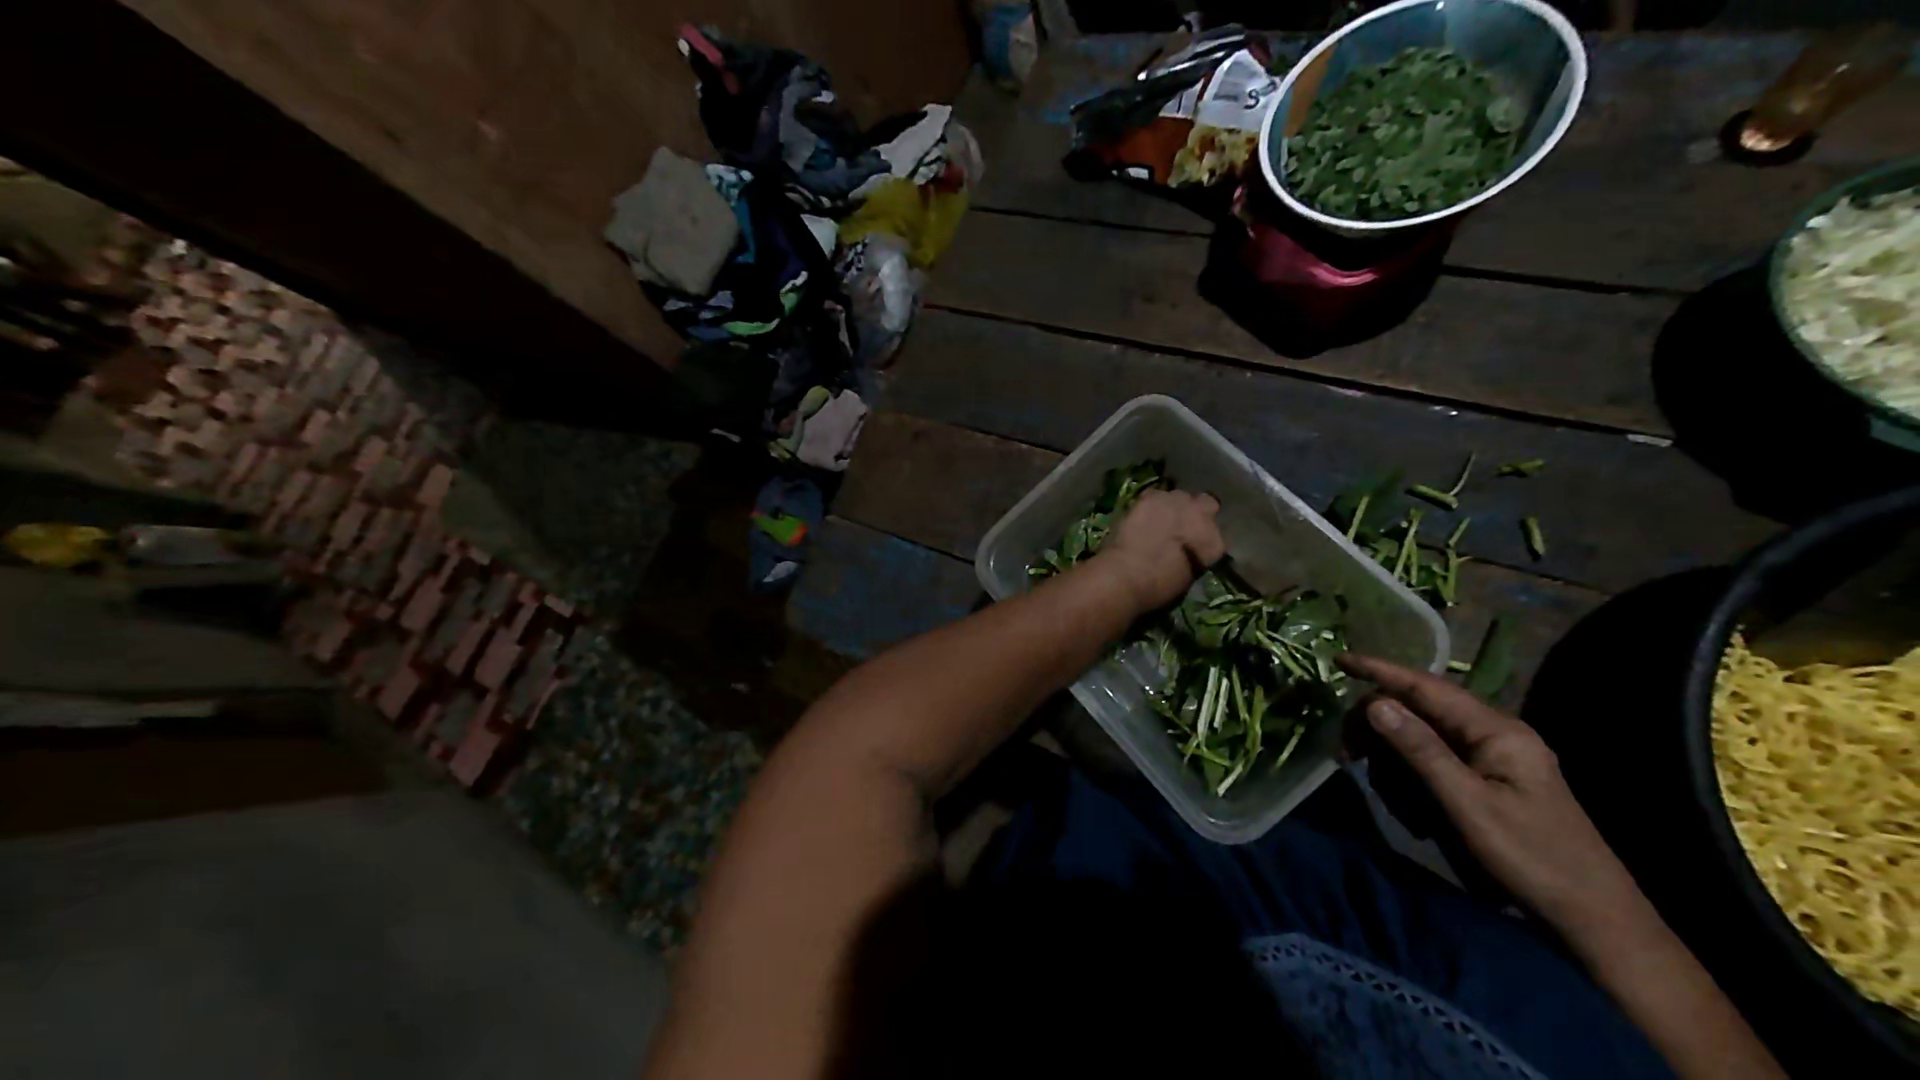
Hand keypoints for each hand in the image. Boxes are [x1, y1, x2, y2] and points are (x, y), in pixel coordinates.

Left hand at [1093, 489, 1224, 612]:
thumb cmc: (1160, 587)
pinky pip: (1155, 495)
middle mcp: (1202, 516)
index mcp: (1215, 542)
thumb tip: (1188, 552)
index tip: (1194, 542)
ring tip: (1157, 518)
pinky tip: (1141, 514)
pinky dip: (1150, 503)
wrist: (1130, 574)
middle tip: (1180, 524)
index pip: (1216, 534)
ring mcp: (1178, 501)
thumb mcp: (1189, 576)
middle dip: (1195, 511)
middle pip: (1206, 503)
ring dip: (1172, 505)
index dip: (1203, 536)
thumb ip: (1195, 556)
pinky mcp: (1152, 496)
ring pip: (1180, 496)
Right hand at [1338, 653, 1645, 933]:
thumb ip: (1421, 750)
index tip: (1338, 659)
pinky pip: (1437, 761)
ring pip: (1422, 737)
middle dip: (1378, 730)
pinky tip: (1415, 812)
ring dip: (1396, 763)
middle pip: (1419, 710)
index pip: (1426, 686)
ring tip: (1394, 803)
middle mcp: (1495, 732)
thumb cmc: (1531, 858)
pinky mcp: (1491, 777)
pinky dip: (1414, 779)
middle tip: (1345, 756)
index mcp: (1496, 730)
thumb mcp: (1468, 805)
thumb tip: (1375, 704)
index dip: (1379, 670)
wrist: (1594, 916)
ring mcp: (1495, 755)